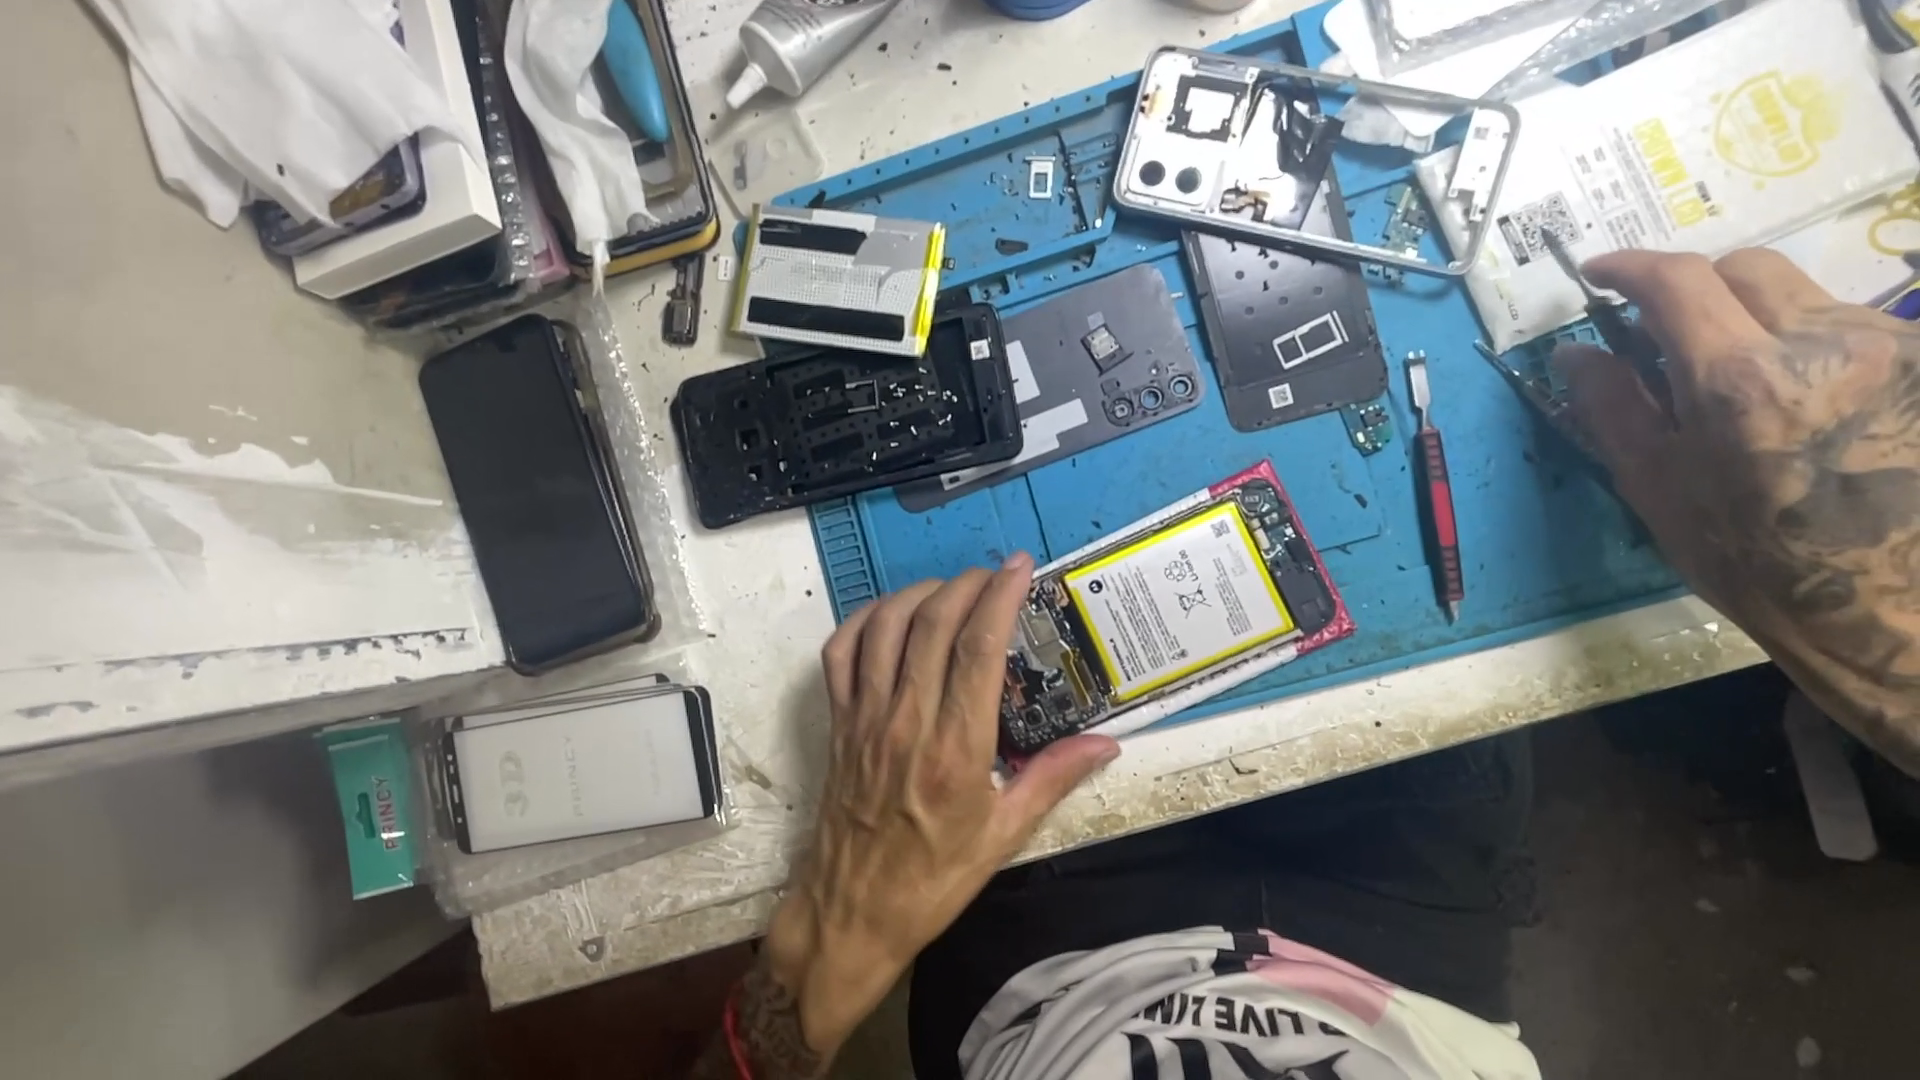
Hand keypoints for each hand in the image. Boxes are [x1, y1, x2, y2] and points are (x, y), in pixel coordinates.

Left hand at [764, 555, 1121, 1057]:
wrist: (851, 913)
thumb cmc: (933, 880)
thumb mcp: (1004, 837)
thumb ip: (1053, 778)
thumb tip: (1107, 743)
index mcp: (956, 747)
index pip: (978, 648)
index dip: (1000, 597)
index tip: (1019, 568)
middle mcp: (907, 719)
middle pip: (933, 622)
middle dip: (967, 584)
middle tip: (994, 575)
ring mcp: (864, 716)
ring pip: (886, 626)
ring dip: (920, 593)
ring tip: (951, 590)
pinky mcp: (837, 721)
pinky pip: (840, 651)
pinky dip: (865, 619)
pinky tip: (891, 614)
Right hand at [1557, 247, 1919, 772]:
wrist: (1886, 606)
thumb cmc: (1750, 557)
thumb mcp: (1656, 486)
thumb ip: (1612, 406)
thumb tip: (1575, 352)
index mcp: (1741, 380)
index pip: (1679, 282)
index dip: (1629, 268)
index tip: (1596, 276)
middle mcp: (1826, 344)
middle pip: (1745, 269)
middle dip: (1689, 286)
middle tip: (1655, 330)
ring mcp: (1889, 350)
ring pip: (1797, 294)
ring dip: (1743, 316)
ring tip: (1722, 378)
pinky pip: (1840, 325)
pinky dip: (1790, 340)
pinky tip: (1783, 399)